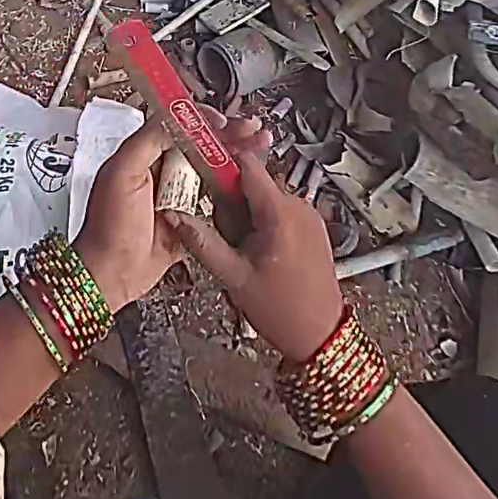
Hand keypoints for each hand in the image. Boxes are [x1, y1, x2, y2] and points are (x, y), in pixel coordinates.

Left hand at [74, 110, 270, 312]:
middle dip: (229, 134)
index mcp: (145, 153)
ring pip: (213, 166)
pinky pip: (216, 196)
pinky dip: (235, 185)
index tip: (224, 122)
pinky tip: (253, 176)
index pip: (180, 126)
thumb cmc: (109, 224)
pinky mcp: (192, 216)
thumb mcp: (122, 172)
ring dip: (237, 154)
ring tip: (261, 144)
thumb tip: (176, 118)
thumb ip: (148, 141)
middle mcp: (164, 169)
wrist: (112, 274)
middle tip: (253, 130)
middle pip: (202, 143)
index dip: (204, 121)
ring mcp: (179, 193)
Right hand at [164, 148, 342, 362]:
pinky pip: (281, 209)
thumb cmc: (282, 310)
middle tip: (227, 234)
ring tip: (246, 248)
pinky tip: (262, 250)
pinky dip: (266, 221)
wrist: (321, 334)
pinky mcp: (312, 224)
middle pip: (254, 183)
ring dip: (249, 214)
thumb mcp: (233, 276)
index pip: (247, 164)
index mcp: (279, 212)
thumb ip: (202, 241)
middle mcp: (298, 205)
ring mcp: (308, 214)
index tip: (203, 170)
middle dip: (233, 201)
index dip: (222, 164)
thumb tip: (175, 216)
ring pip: (266, 196)